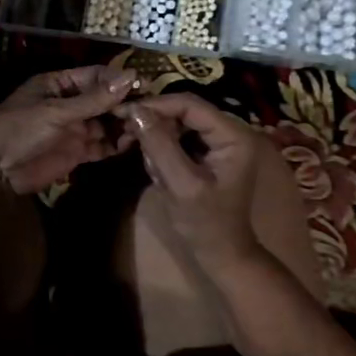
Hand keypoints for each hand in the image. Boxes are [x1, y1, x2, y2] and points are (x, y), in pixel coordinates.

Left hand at [0, 66, 139, 193]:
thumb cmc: (18, 130)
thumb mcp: (56, 111)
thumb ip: (93, 98)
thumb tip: (131, 76)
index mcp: (58, 84)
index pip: (96, 76)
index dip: (119, 80)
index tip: (145, 85)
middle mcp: (69, 104)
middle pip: (105, 100)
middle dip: (126, 104)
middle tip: (153, 110)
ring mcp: (74, 128)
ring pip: (107, 123)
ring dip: (125, 125)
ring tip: (147, 128)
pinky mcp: (77, 152)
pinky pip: (102, 145)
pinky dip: (117, 144)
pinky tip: (134, 144)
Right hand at [121, 93, 262, 266]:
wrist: (219, 250)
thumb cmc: (205, 222)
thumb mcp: (181, 184)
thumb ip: (160, 146)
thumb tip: (136, 112)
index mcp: (233, 136)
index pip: (190, 105)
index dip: (156, 105)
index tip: (123, 113)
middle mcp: (229, 131)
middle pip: (183, 110)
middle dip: (153, 119)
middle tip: (123, 131)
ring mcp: (217, 142)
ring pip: (177, 122)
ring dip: (153, 134)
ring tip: (135, 151)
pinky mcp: (205, 152)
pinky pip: (177, 137)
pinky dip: (159, 145)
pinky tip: (151, 163)